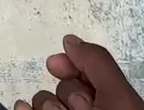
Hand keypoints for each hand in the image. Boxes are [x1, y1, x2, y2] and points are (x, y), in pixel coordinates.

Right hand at [14, 34, 143, 109]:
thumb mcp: (119, 96)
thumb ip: (98, 63)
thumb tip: (69, 40)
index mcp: (111, 98)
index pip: (84, 70)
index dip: (70, 63)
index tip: (56, 64)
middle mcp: (88, 108)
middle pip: (62, 84)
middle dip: (68, 92)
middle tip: (82, 109)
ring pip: (43, 99)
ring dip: (46, 103)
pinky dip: (24, 109)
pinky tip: (24, 109)